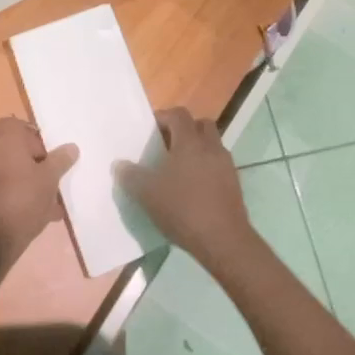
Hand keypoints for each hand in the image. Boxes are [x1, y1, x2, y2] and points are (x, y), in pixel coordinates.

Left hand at [0, 117, 77, 261]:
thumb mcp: (49, 181)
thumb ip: (60, 160)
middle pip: (9, 148)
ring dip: (18, 180)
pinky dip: (4, 194)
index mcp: (3, 138)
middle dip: (28, 163)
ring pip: (0, 170)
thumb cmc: (23, 202)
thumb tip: (71, 147)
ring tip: (40, 205)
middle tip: (45, 183)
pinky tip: (22, 216)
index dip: (35, 141)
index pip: (19, 126)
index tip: (48, 160)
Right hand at [116, 107, 251, 258]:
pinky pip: (218, 165)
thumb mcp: (148, 194)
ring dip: (197, 149)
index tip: (150, 131)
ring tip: (179, 169)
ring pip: (212, 145)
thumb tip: (119, 165)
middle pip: (200, 124)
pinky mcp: (234, 184)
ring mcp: (226, 165)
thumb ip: (131, 176)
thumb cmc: (183, 209)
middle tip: (168, 145)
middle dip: (185, 129)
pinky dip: (207, 168)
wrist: (224, 240)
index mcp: (190, 141)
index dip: (163, 117)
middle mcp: (211, 146)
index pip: (178, 114)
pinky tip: (194, 188)